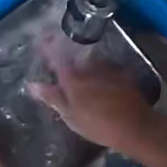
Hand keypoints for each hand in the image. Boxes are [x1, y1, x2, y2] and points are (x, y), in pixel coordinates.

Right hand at [29, 58, 166, 153]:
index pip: (55, 55)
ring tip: (79, 71)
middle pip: (73, 55)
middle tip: (58, 60)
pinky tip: (99, 80)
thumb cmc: (98, 125)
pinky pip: (104, 67)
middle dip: (64, 54)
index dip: (46, 46)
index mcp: (72, 77)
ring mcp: (107, 68)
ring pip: (89, 61)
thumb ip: (52, 97)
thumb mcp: (70, 116)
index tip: (40, 40)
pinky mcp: (122, 73)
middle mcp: (89, 67)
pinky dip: (98, 70)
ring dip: (82, 63)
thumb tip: (32, 84)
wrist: (135, 126)